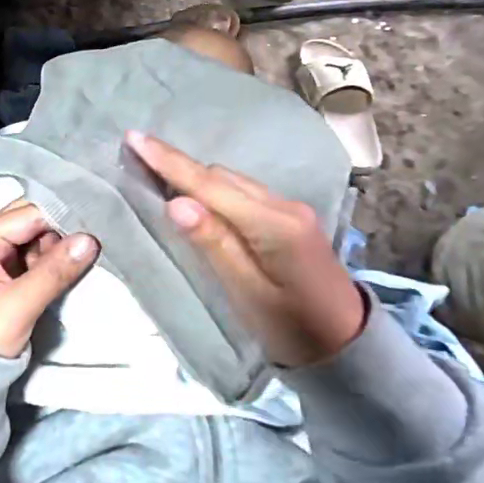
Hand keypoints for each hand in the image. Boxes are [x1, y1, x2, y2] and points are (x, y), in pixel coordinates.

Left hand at [0, 201, 97, 357]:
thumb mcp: (20, 306)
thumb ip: (54, 271)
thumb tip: (89, 240)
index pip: (28, 214)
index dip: (61, 220)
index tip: (90, 234)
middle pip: (30, 220)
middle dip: (57, 236)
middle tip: (76, 257)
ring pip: (32, 236)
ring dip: (52, 250)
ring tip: (61, 273)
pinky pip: (28, 252)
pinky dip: (45, 261)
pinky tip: (54, 276)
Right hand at [126, 131, 364, 365]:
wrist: (349, 346)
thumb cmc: (293, 329)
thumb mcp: (248, 293)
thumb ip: (214, 244)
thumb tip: (175, 202)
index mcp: (275, 225)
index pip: (211, 185)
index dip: (169, 162)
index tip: (134, 137)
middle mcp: (284, 205)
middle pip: (221, 177)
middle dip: (178, 167)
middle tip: (136, 160)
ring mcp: (291, 209)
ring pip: (233, 181)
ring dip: (196, 177)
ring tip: (156, 174)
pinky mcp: (291, 218)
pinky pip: (244, 193)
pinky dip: (216, 190)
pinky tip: (198, 198)